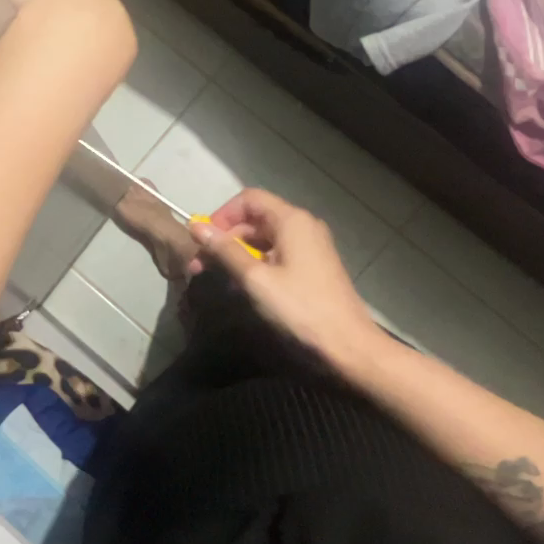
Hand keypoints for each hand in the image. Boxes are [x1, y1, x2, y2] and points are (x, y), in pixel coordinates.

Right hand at [191, 189, 384, 365]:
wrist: (347, 344)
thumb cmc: (300, 308)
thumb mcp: (255, 279)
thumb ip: (225, 251)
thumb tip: (196, 227)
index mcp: (291, 220)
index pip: (248, 199)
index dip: (221, 216)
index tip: (203, 243)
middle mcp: (303, 225)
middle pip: (255, 218)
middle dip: (225, 238)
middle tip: (200, 267)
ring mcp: (311, 245)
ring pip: (265, 238)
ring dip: (238, 253)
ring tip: (218, 278)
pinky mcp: (313, 265)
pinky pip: (277, 253)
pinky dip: (256, 262)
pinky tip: (244, 285)